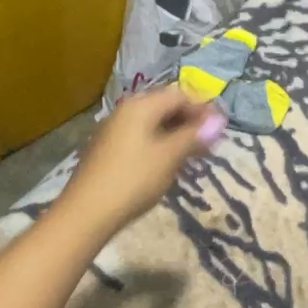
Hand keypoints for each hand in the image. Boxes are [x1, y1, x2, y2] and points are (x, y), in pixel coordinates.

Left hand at [56, 86, 222, 235]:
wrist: (87, 212)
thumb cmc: (134, 179)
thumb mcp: (170, 156)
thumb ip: (194, 135)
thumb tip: (219, 119)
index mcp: (141, 106)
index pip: (179, 96)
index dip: (203, 109)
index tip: (221, 130)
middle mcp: (125, 111)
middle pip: (165, 107)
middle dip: (190, 123)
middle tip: (211, 145)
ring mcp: (114, 131)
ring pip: (153, 125)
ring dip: (176, 136)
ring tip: (194, 157)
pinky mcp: (108, 150)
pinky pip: (141, 139)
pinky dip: (160, 146)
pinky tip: (168, 166)